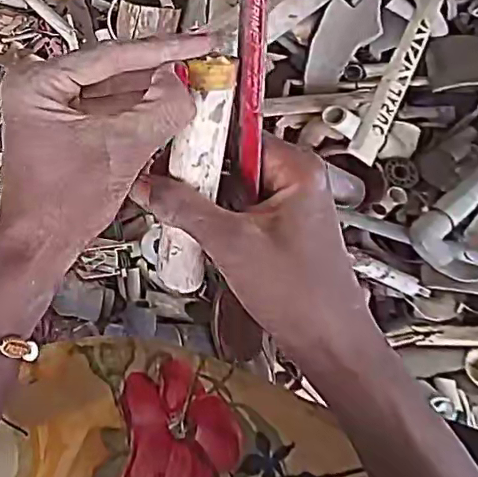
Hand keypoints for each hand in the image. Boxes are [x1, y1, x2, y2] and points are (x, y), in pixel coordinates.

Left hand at [0, 34, 210, 266]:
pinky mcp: (64, 127)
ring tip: (189, 84)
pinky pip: (108, 110)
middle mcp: (38, 90)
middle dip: (159, 70)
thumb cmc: (53, 209)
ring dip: (152, 91)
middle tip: (197, 60)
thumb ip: (159, 110)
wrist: (38, 246)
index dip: (162, 50)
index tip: (193, 43)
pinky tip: (166, 107)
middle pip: (112, 69)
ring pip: (113, 89)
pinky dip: (138, 111)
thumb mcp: (120, 151)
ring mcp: (50, 109)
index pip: (109, 55)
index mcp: (36, 84)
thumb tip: (180, 84)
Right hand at [133, 134, 377, 361]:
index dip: (197, 136)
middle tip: (163, 180)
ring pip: (224, 182)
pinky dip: (207, 214)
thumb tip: (149, 185)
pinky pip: (229, 205)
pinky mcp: (269, 225)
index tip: (164, 143)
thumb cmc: (307, 299)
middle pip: (226, 156)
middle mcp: (292, 180)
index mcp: (298, 169)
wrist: (328, 347)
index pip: (235, 129)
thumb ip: (183, 208)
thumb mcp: (232, 244)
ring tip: (175, 207)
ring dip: (197, 195)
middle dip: (192, 171)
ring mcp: (281, 203)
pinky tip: (192, 227)